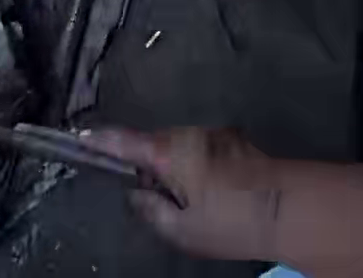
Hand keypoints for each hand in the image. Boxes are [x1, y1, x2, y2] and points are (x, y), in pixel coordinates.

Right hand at [86, 127, 284, 261]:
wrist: (282, 204)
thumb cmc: (228, 221)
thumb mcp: (182, 230)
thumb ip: (151, 210)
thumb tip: (134, 193)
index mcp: (171, 152)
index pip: (127, 142)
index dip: (102, 140)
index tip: (81, 134)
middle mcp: (188, 133)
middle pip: (154, 142)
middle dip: (145, 162)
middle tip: (146, 193)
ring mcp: (211, 132)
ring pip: (177, 145)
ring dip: (171, 165)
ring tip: (183, 200)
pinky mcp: (229, 138)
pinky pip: (197, 147)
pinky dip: (191, 163)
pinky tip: (205, 192)